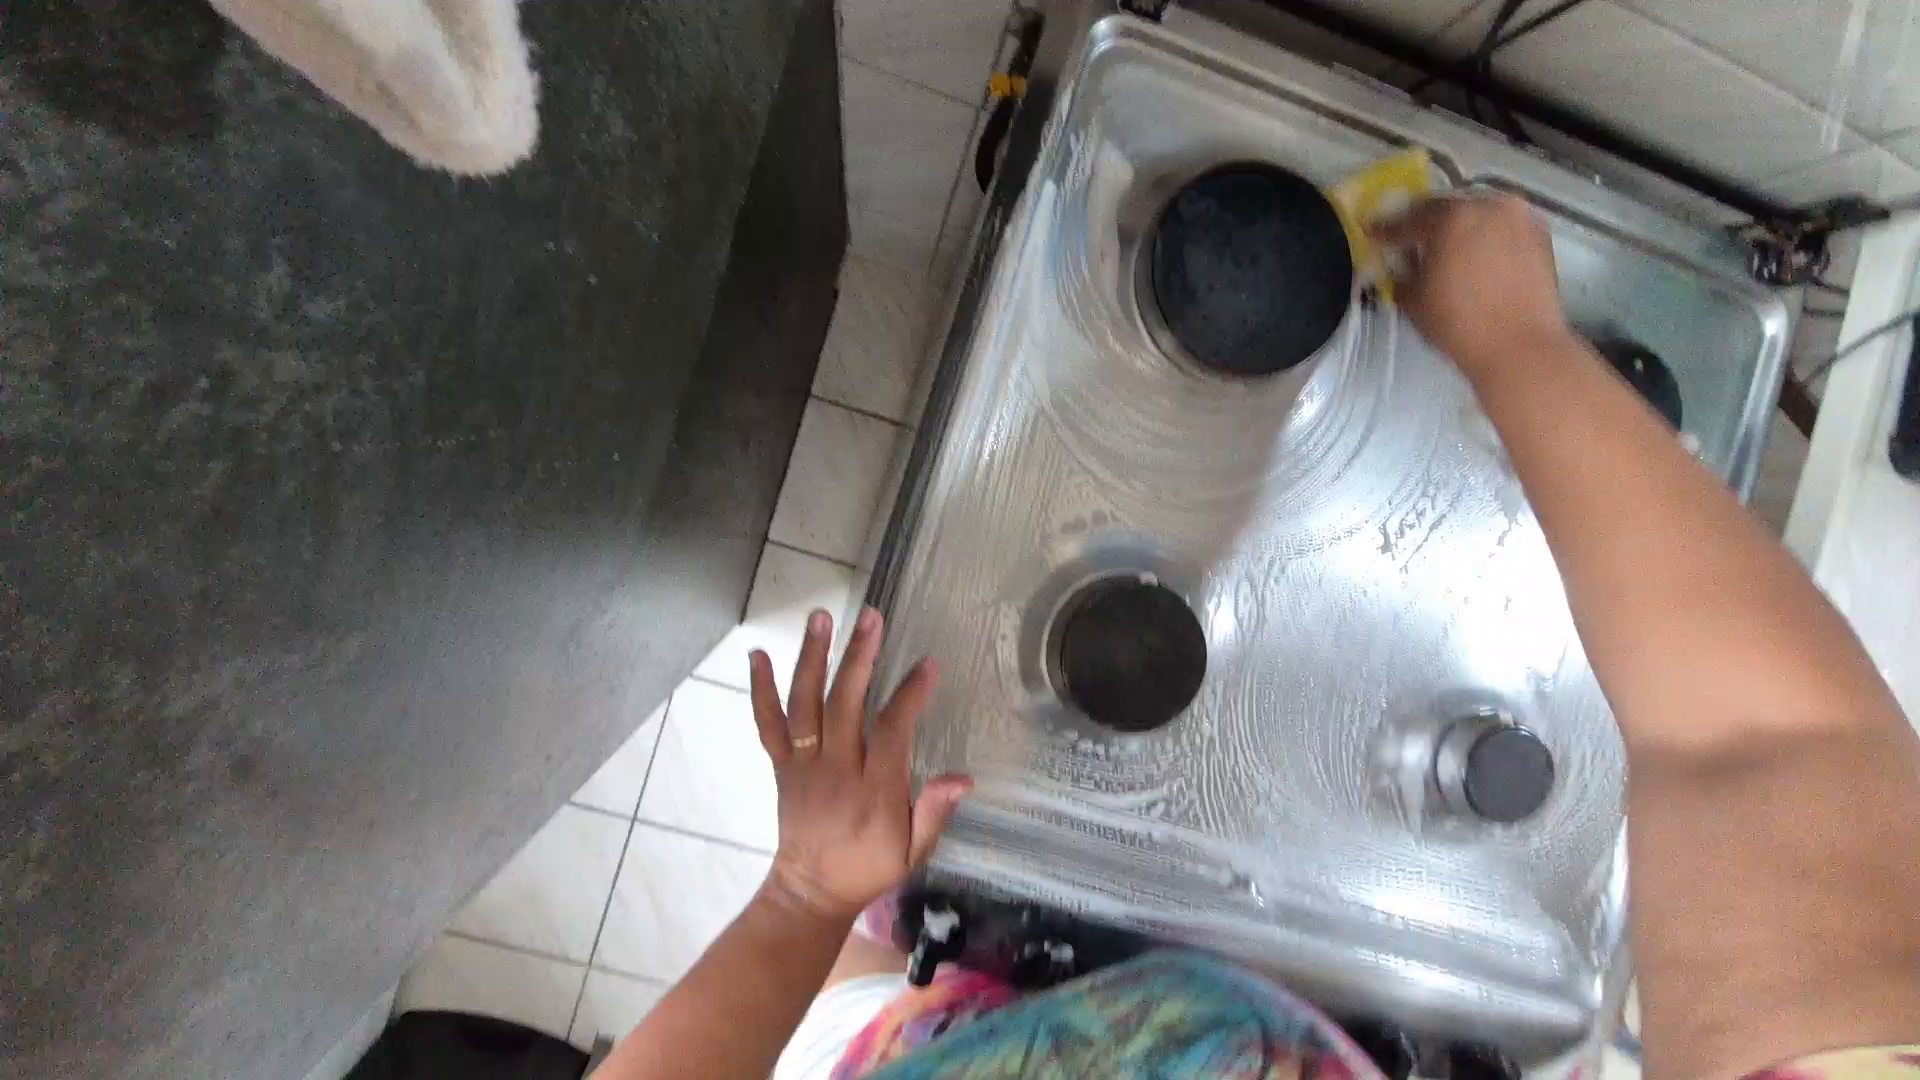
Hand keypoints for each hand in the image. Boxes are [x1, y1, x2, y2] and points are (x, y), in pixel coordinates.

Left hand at [748, 607, 971, 921]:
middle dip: (858, 658)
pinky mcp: (782, 765)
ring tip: (820, 617)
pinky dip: (760, 689)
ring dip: (811, 658)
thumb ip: (934, 812)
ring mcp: (803, 764)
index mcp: (872, 790)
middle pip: (844, 705)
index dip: (910, 696)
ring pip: (804, 705)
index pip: (892, 731)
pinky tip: (758, 655)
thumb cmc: (869, 867)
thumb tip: (964, 778)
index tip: (928, 664)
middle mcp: (834, 769)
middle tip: (871, 617)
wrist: (810, 893)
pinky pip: (767, 724)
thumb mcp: (913, 851)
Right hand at [1373, 193, 1576, 380]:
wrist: (1517, 344)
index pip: (1408, 219)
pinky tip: (1475, 257)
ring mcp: (1519, 217)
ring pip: (1478, 212)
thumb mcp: (1411, 299)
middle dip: (1425, 223)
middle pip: (1447, 207)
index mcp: (1451, 218)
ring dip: (1458, 227)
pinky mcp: (1540, 234)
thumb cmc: (1457, 323)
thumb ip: (1400, 271)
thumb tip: (1401, 262)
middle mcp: (1489, 206)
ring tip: (1445, 248)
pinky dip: (1485, 235)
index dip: (1385, 229)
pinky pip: (1503, 225)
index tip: (1373, 235)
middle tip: (1409, 241)